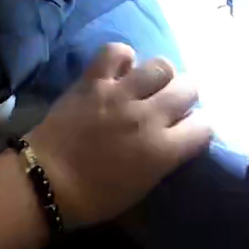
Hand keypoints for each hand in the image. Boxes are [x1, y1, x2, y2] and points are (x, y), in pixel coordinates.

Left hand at [26, 43, 210, 226]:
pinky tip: (120, 69)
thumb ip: (164, 160)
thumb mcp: (142, 188)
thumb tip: (175, 140)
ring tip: (148, 84)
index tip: (188, 130)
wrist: (44, 182)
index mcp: (163, 150)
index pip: (204, 126)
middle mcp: (148, 116)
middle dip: (186, 96)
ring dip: (160, 75)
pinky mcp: (93, 80)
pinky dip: (123, 57)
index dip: (199, 127)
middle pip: (189, 88)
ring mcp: (120, 94)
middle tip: (171, 104)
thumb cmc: (94, 198)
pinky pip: (116, 51)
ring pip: (160, 66)